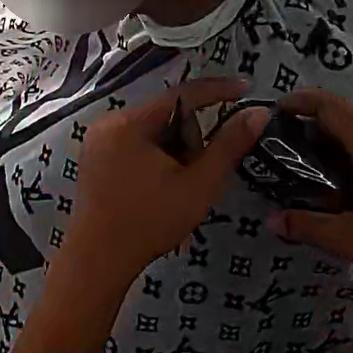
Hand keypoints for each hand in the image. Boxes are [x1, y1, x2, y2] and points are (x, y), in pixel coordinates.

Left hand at [60, 77, 270, 286]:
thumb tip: (258, 113)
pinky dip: (157, 157)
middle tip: (197, 173)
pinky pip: (136, 144)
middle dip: (190, 139)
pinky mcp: (95, 159)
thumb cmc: (150, 222)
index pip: (183, 94)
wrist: (98, 262)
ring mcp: (98, 141)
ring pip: (153, 130)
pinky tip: (160, 186)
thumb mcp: (199, 184)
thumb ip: (229, 145)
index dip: (218, 91)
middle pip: (167, 114)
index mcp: (130, 123)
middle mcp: (110, 123)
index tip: (245, 90)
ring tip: (177, 186)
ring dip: (175, 150)